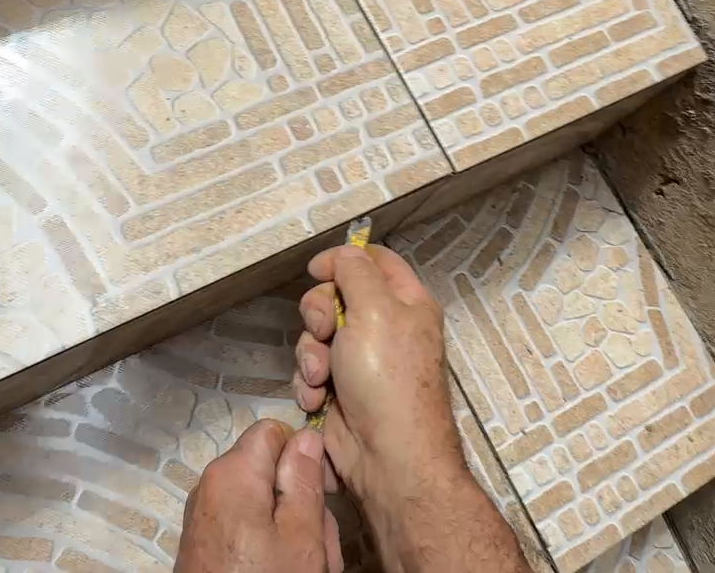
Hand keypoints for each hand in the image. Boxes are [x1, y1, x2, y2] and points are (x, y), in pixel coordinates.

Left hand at [175, 419, 343, 572]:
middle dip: (300, 503)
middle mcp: (211, 485)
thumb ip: (304, 480)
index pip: (273, 432)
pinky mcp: (204, 546)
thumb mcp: (301, 537)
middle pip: (268, 472)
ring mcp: (205, 517)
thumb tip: (306, 437)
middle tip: (322, 547)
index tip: (325, 490)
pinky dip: (268, 546)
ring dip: (290, 532)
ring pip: (261, 506)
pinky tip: (285, 572)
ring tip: (308, 569)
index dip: (304, 453)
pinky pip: (244, 529)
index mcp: (232, 471)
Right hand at [292, 244, 465, 520]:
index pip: (374, 259)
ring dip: (310, 354)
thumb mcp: (375, 308)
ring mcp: (360, 359)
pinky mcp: (339, 388)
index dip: (343, 259)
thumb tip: (337, 256)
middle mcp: (384, 326)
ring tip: (321, 377)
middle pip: (335, 295)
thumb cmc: (388, 377)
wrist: (388, 458)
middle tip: (325, 331)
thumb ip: (354, 270)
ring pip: (316, 334)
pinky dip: (309, 382)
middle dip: (318, 314)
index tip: (318, 270)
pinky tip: (318, 399)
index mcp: (405, 301)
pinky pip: (310, 368)